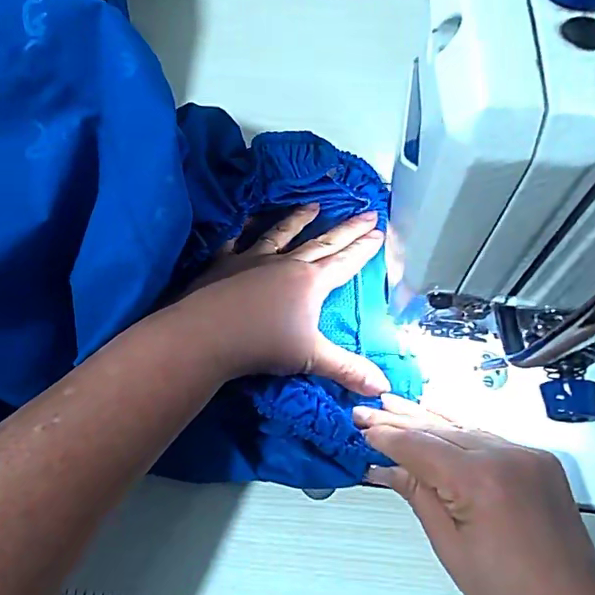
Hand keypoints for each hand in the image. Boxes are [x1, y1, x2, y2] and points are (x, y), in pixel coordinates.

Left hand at [171, 204, 390, 395]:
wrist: (208, 334)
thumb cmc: (263, 346)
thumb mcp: (311, 359)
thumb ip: (348, 370)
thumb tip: (385, 388)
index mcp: (310, 283)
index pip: (345, 262)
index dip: (364, 248)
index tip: (379, 230)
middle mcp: (285, 264)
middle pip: (321, 243)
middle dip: (347, 229)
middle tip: (366, 212)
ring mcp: (252, 259)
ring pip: (281, 234)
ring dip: (298, 220)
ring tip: (313, 205)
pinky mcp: (224, 263)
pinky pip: (235, 240)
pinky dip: (241, 228)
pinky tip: (245, 218)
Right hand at [353, 397, 594, 594]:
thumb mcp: (448, 545)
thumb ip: (416, 494)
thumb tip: (385, 467)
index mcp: (481, 480)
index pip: (419, 444)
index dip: (385, 436)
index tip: (359, 427)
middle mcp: (508, 457)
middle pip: (439, 429)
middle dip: (400, 421)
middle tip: (366, 410)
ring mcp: (528, 456)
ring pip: (464, 427)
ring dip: (427, 421)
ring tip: (391, 407)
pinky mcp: (539, 461)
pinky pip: (488, 437)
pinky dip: (458, 431)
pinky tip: (435, 423)